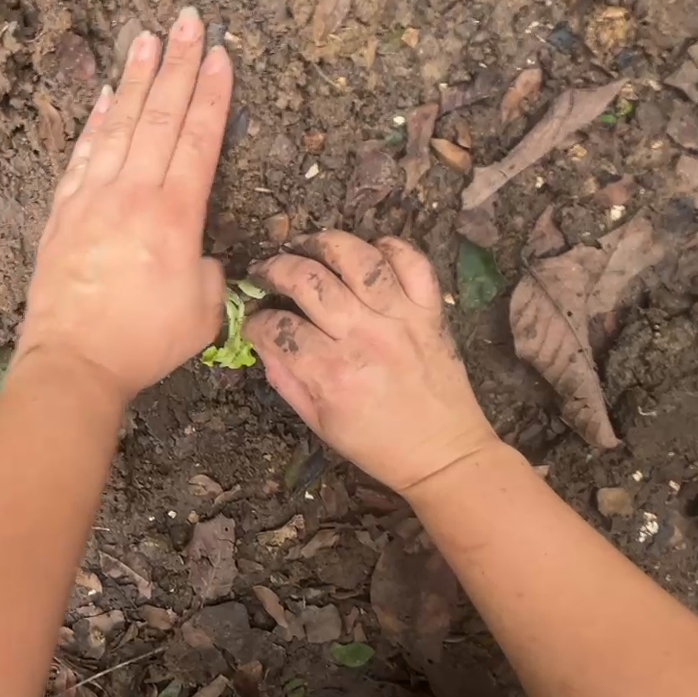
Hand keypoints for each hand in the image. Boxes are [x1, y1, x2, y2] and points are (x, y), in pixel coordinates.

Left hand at [14, 7, 234, 402]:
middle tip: (187, 21)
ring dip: (133, 79)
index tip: (220, 55)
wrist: (74, 361)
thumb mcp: (202, 314)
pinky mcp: (62, 215)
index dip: (212, 95)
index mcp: (175, 217)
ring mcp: (92, 201)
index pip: (198, 140)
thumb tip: (197, 254)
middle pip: (158, 117)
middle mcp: (132, 196)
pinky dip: (93, 123)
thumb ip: (210, 272)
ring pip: (117, 126)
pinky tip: (102, 98)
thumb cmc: (143, 343)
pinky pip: (81, 156)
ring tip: (145, 38)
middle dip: (177, 65)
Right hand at [244, 232, 500, 495]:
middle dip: (276, 269)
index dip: (256, 321)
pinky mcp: (430, 310)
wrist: (442, 452)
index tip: (255, 322)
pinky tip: (366, 254)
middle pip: (309, 280)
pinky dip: (387, 247)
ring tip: (308, 248)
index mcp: (331, 374)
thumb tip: (263, 343)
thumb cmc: (375, 444)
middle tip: (266, 271)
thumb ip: (286, 380)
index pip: (277, 328)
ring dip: (324, 244)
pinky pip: (411, 261)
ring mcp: (401, 318)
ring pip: (357, 258)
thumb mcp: (317, 423)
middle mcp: (364, 337)